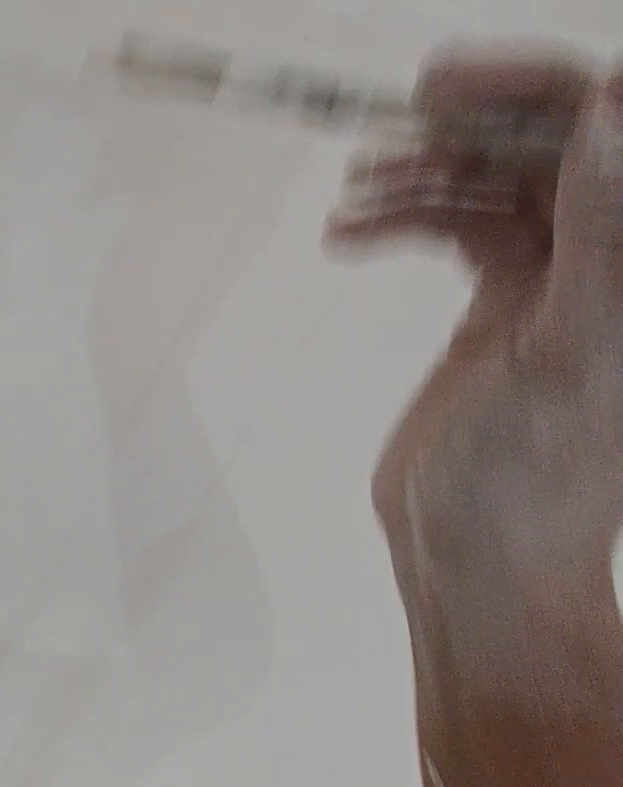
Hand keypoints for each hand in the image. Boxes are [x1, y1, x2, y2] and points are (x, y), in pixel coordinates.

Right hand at [328, 46, 622, 599]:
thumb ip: (596, 238)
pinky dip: (403, 224)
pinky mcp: (504, 303)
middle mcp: (612, 249)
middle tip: (374, 140)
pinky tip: (349, 237)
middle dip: (463, 132)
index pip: (609, 129)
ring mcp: (560, 273)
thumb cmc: (533, 474)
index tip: (434, 84)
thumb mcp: (568, 352)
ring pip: (497, 187)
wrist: (481, 548)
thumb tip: (609, 118)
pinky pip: (460, 233)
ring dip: (419, 181)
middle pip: (552, 147)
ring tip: (346, 200)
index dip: (531, 90)